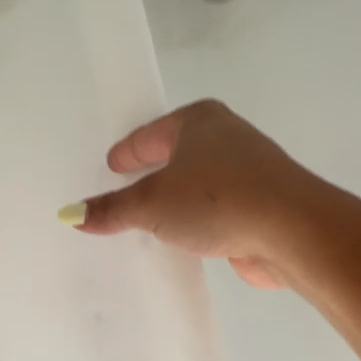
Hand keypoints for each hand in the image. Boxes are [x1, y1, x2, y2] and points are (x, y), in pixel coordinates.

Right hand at [73, 100, 343, 290]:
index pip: (148, 134)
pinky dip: (194, 221)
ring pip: (195, 183)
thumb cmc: (216, 200)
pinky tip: (180, 239)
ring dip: (174, 200)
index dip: (126, 152)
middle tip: (120, 191)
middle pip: (174, 155)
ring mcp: (246, 171)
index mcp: (198, 121)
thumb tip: (69, 214)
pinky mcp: (258, 205)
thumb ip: (111, 210)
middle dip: (150, 173)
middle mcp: (225, 137)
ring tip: (145, 220)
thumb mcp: (151, 205)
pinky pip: (212, 210)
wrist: (291, 230)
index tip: (110, 166)